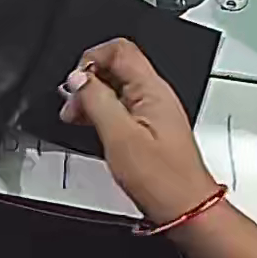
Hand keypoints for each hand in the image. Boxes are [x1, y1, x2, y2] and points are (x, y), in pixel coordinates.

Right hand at [59, 37, 217, 221]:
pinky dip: (99, 111)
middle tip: (73, 105)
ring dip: (90, 98)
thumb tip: (78, 78)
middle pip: (114, 66)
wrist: (183, 207)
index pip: (119, 50)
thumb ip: (96, 101)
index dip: (91, 60)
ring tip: (76, 118)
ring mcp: (152, 109)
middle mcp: (154, 95)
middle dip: (87, 81)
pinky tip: (90, 127)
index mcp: (151, 90)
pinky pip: (118, 105)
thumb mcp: (119, 136)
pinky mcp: (147, 125)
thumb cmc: (161, 178)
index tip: (75, 84)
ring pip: (114, 86)